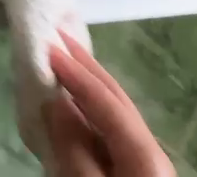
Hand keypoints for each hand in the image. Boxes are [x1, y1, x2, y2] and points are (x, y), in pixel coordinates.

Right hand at [45, 35, 174, 175]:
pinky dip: (84, 110)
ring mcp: (142, 163)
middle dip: (85, 66)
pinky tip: (67, 102)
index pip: (107, 100)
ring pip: (111, 113)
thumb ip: (72, 145)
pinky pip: (105, 132)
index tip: (47, 42)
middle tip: (56, 33)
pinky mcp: (131, 172)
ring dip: (84, 84)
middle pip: (116, 99)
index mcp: (146, 153)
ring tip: (58, 57)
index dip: (76, 70)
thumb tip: (54, 102)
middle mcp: (149, 151)